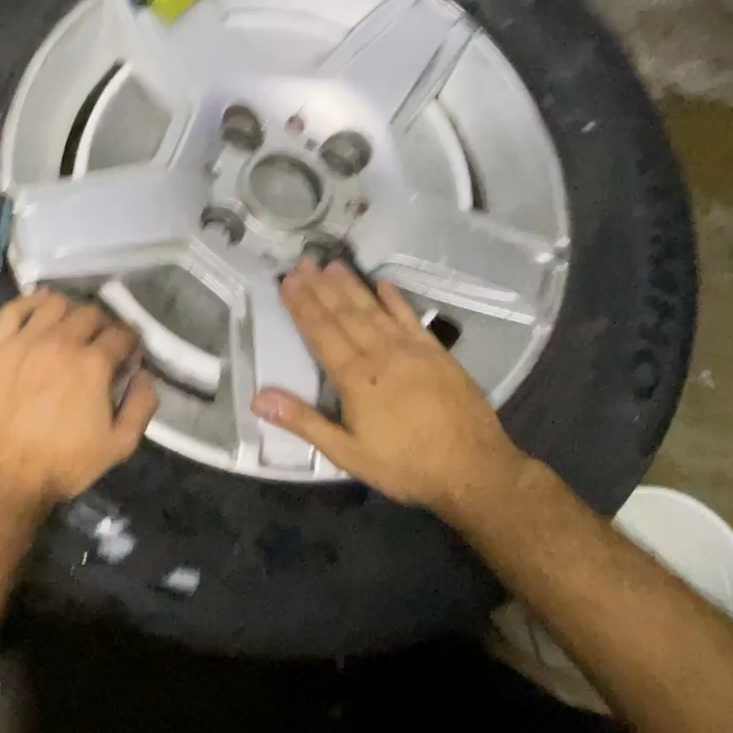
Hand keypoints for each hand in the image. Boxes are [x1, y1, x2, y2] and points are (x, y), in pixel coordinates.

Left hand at [0, 289, 158, 508]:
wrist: (3, 476)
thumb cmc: (64, 463)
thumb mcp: (119, 445)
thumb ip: (142, 406)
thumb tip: (145, 375)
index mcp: (94, 364)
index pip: (122, 334)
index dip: (130, 342)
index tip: (128, 354)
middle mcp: (62, 342)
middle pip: (90, 314)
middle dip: (104, 324)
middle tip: (102, 342)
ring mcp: (26, 341)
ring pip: (55, 304)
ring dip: (71, 310)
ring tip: (72, 326)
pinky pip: (14, 309)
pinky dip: (31, 301)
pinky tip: (40, 304)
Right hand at [250, 260, 527, 516]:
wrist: (474, 469)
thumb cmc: (405, 466)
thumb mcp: (347, 453)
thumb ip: (304, 422)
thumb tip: (258, 398)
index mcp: (356, 378)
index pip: (322, 333)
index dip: (303, 307)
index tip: (288, 282)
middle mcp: (382, 354)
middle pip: (345, 314)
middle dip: (321, 288)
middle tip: (303, 263)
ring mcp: (413, 350)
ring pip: (374, 310)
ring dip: (351, 286)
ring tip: (332, 264)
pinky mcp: (438, 353)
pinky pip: (411, 318)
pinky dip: (396, 300)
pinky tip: (383, 284)